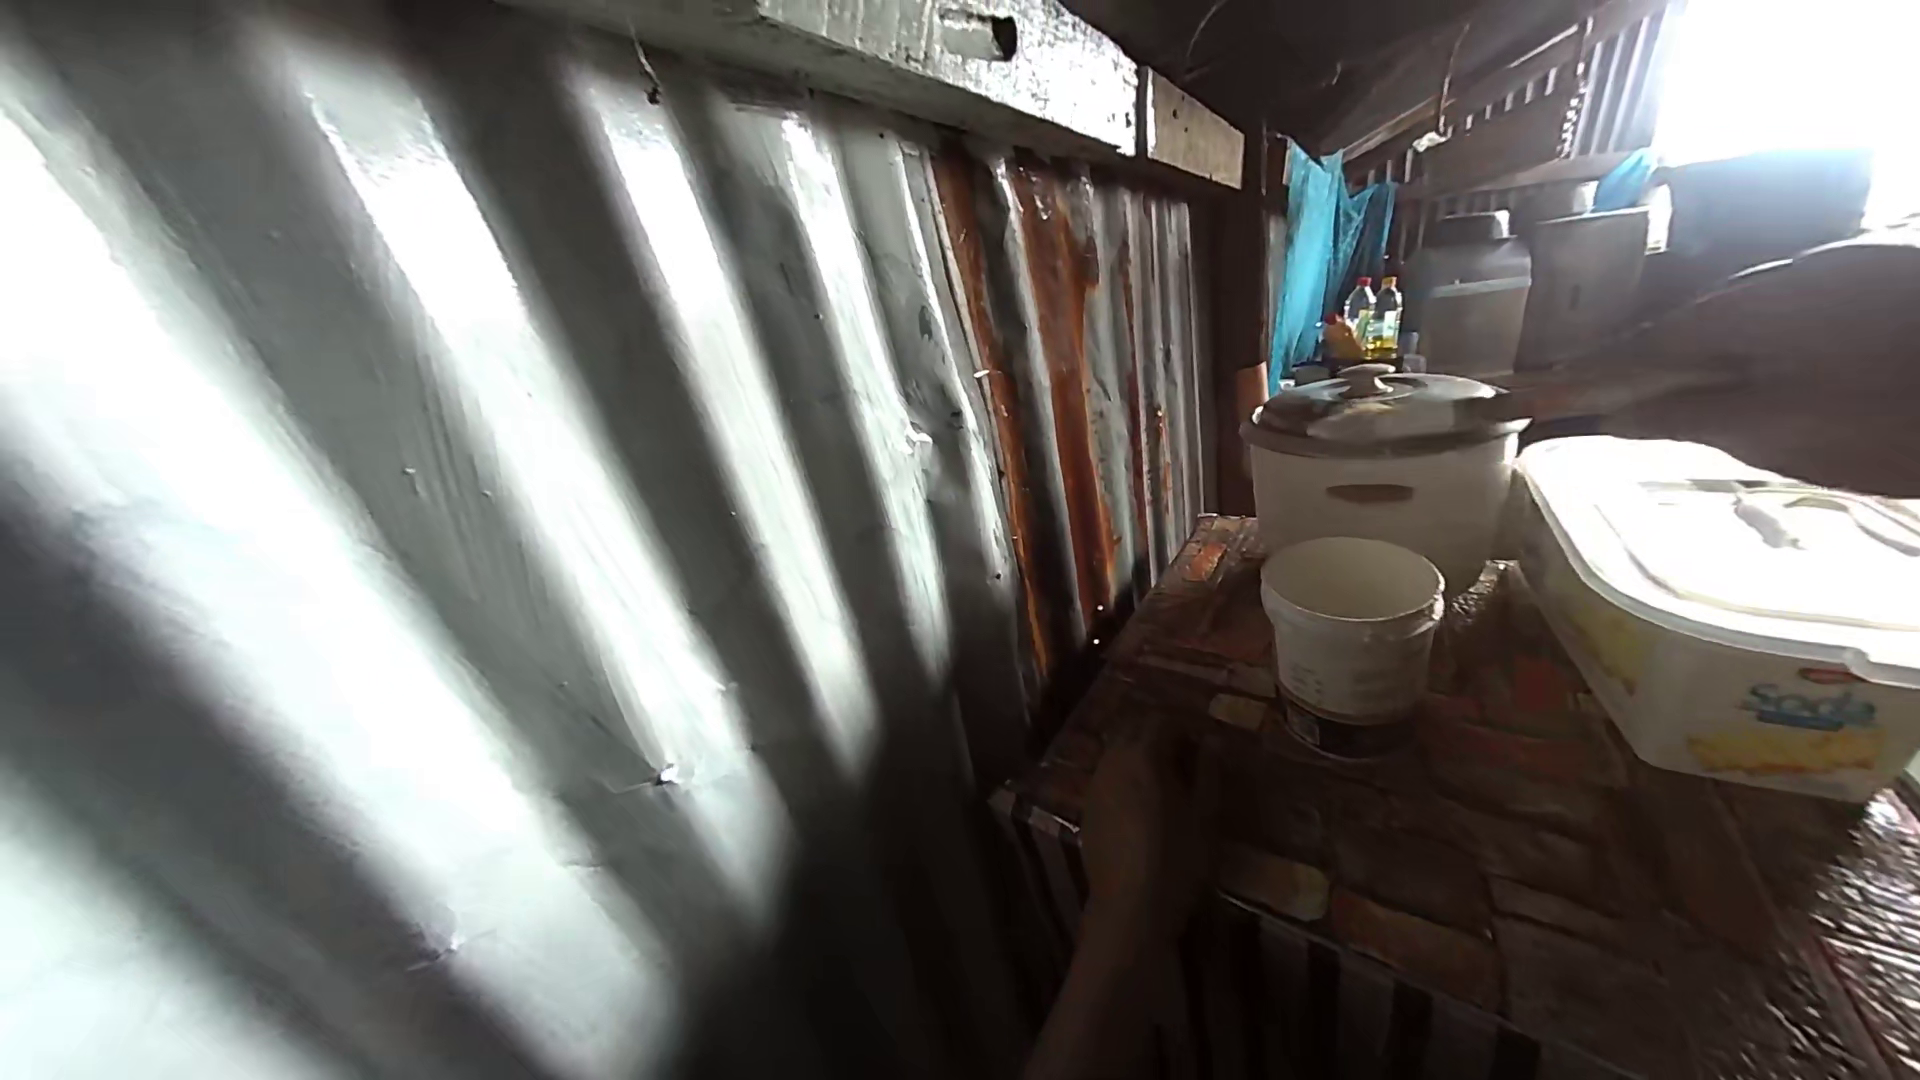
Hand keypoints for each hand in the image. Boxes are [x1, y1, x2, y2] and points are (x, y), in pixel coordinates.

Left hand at [1078, 721, 1218, 943]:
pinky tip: (1142, 794)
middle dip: (1160, 730)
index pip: (1161, 719)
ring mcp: (1095, 780)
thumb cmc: (1176, 860)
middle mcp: (1113, 759)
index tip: (1203, 739)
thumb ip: (1208, 773)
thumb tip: (1213, 740)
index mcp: (1142, 755)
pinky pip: (1107, 770)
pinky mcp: (1087, 801)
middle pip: (1134, 727)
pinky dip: (1125, 769)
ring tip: (1167, 772)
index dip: (1184, 724)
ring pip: (1118, 747)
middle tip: (1187, 751)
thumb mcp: (1204, 817)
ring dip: (1140, 748)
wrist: (1128, 905)